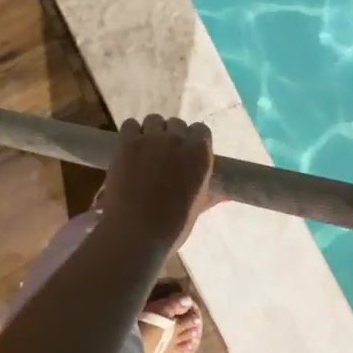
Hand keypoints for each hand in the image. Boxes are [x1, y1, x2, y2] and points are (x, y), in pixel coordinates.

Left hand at [99, 115, 214, 251]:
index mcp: (200, 154)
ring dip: (149, 132)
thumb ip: (209, 193)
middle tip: (161, 154)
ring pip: (152, 120)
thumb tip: (224, 194)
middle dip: (169, 135)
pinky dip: (130, 134)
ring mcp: (152, 138)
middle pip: (175, 123)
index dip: (191, 139)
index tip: (184, 151)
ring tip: (143, 151)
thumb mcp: (197, 207)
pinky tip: (128, 150)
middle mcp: (178, 140)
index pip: (200, 129)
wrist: (137, 232)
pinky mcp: (128, 141)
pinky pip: (130, 124)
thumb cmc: (172, 226)